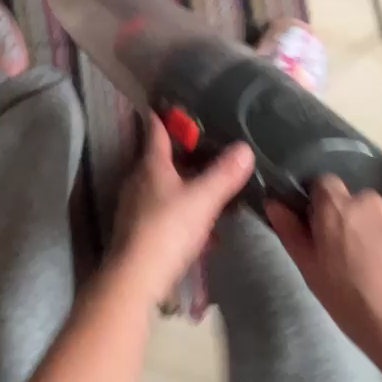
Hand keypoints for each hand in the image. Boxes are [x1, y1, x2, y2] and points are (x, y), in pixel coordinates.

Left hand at [109, 112, 253, 300]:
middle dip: (186, 154)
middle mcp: (139, 178)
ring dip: (187, 184)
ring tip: (215, 188)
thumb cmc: (167, 229)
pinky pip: (166, 209)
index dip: (168, 116)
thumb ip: (223, 174)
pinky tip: (204, 226)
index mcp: (151, 164)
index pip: (157, 129)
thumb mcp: (202, 200)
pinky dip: (184, 210)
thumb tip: (244, 147)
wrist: (136, 276)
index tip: (180, 105)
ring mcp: (137, 204)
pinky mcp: (140, 228)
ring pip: (166, 185)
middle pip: (163, 158)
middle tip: (213, 149)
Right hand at [267, 177, 381, 368]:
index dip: (321, 204)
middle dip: (353, 222)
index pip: (323, 183)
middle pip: (356, 202)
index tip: (322, 231)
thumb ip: (291, 233)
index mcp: (336, 207)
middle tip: (354, 259)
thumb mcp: (313, 274)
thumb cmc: (358, 308)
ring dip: (380, 234)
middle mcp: (371, 202)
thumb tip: (274, 203)